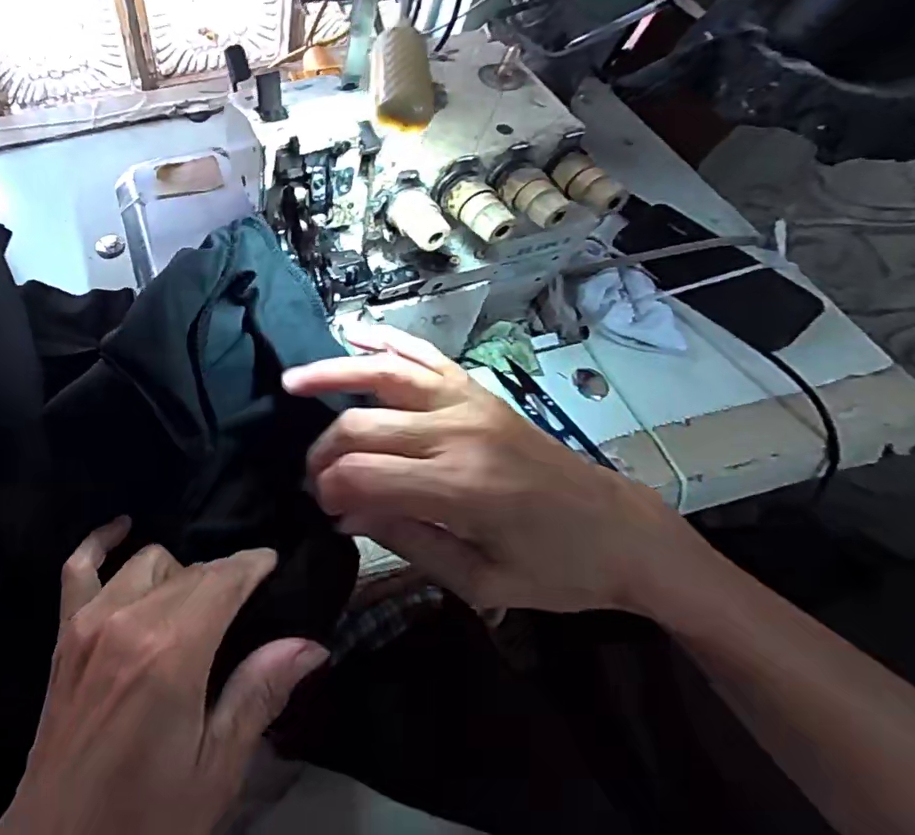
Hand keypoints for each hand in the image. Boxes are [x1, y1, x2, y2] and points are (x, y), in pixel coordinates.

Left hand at [0, 517, 329, 834]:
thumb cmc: (148, 816)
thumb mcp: (216, 768)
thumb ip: (258, 693)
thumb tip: (310, 644)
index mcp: (170, 652)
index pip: (221, 581)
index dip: (252, 565)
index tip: (274, 562)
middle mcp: (128, 619)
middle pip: (189, 570)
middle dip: (222, 577)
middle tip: (245, 604)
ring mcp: (88, 619)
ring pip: (146, 562)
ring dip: (177, 572)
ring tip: (196, 603)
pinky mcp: (64, 631)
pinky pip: (78, 565)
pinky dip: (101, 542)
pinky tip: (122, 529)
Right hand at [284, 322, 710, 614]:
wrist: (623, 531)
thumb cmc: (556, 569)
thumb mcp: (480, 580)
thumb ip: (406, 540)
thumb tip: (345, 514)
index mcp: (463, 488)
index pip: (365, 475)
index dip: (330, 491)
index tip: (324, 510)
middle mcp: (460, 433)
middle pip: (362, 426)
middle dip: (323, 453)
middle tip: (311, 479)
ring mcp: (470, 403)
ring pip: (386, 374)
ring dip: (333, 373)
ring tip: (292, 382)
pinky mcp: (478, 391)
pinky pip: (425, 354)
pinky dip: (388, 340)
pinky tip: (354, 333)